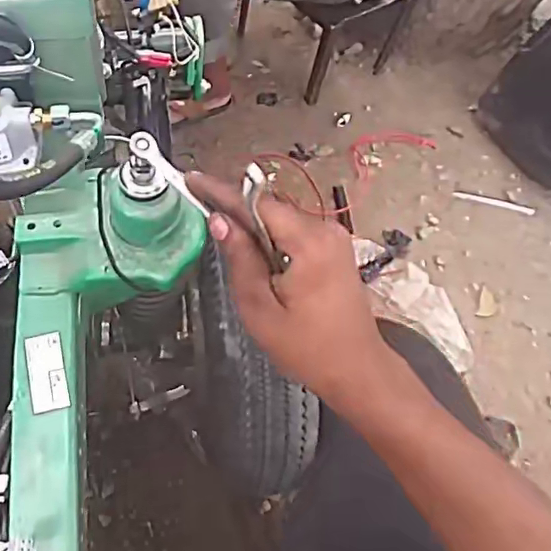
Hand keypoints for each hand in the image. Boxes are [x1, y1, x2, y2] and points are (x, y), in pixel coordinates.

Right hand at [185, 171, 404, 411]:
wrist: (356, 369)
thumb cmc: (308, 348)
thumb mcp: (260, 307)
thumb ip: (239, 259)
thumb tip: (220, 221)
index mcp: (309, 243)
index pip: (257, 203)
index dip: (221, 190)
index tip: (194, 180)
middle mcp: (326, 231)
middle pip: (269, 207)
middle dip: (234, 207)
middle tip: (199, 205)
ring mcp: (333, 238)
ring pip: (279, 219)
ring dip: (250, 224)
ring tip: (220, 232)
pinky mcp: (333, 248)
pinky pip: (292, 231)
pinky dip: (268, 235)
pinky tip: (250, 250)